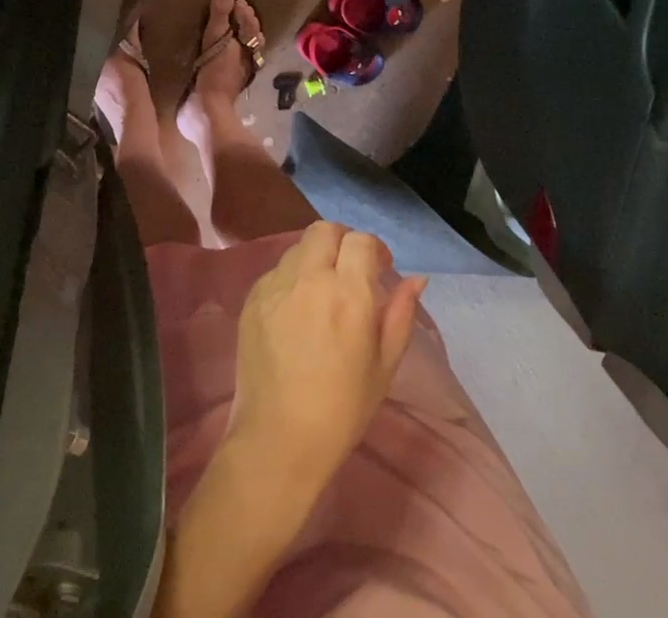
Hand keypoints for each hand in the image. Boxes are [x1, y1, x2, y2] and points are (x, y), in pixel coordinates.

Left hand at [226, 221, 426, 494]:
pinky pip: (275, 272)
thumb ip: (400, 314)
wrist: (279, 436)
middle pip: (323, 231)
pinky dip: (290, 278)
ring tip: (322, 292)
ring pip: (296, 249)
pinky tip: (296, 310)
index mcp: (349, 294)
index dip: (373, 249)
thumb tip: (416, 279)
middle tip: (350, 270)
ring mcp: (274, 288)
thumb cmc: (343, 408)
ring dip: (314, 258)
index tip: (379, 268)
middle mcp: (308, 280)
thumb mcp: (385, 364)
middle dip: (342, 241)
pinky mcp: (251, 301)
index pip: (360, 241)